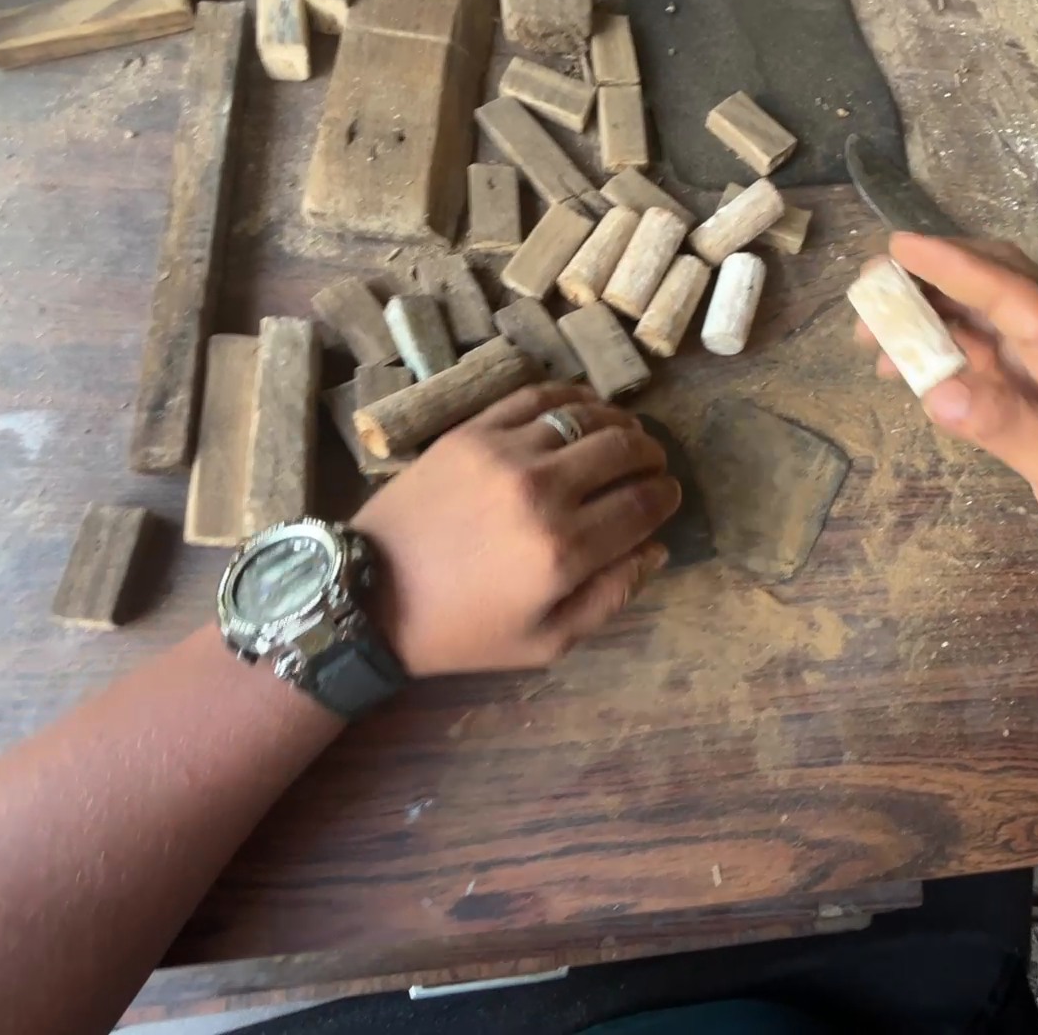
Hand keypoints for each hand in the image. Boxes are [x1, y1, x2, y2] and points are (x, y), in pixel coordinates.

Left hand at [352, 384, 679, 674]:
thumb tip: (657, 548)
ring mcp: (504, 452)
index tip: (668, 494)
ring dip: (619, 422)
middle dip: (652, 454)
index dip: (666, 495)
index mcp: (564, 551)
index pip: (642, 504)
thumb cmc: (463, 628)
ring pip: (587, 416)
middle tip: (653, 464)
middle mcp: (542, 491)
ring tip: (625, 434)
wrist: (369, 595)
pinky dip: (573, 396)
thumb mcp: (546, 641)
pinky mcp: (472, 430)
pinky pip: (537, 396)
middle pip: (624, 449)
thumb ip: (612, 596)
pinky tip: (584, 408)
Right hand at [853, 234, 1037, 565]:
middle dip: (932, 278)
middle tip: (873, 284)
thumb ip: (1007, 427)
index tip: (900, 247)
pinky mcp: (1034, 385)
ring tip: (871, 335)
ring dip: (927, 318)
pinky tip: (905, 368)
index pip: (1012, 294)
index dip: (954, 268)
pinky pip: (980, 356)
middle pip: (996, 285)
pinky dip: (938, 355)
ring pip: (981, 319)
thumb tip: (936, 392)